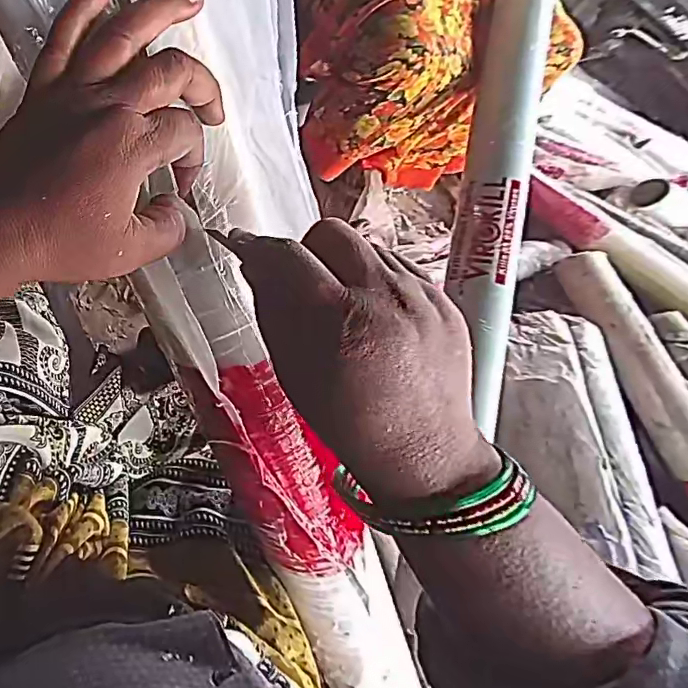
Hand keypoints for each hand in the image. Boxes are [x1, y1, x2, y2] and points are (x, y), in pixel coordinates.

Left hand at [0, 0, 222, 292]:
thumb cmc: (50, 241)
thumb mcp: (126, 251)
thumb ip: (166, 229)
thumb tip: (174, 211)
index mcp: (132, 144)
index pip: (185, 134)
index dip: (193, 159)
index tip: (179, 182)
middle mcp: (107, 106)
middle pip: (174, 71)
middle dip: (203, 87)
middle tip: (210, 106)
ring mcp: (72, 91)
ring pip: (125, 32)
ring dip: (162, 11)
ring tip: (189, 2)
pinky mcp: (43, 90)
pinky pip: (63, 35)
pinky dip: (82, 4)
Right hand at [219, 219, 494, 501]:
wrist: (423, 454)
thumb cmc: (348, 419)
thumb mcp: (290, 367)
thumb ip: (270, 308)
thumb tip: (254, 266)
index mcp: (338, 315)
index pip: (287, 252)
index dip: (257, 245)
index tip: (243, 245)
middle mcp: (385, 294)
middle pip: (329, 233)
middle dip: (304, 249)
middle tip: (298, 277)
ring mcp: (421, 295)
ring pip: (365, 245)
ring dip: (341, 263)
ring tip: (338, 300)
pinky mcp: (444, 301)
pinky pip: (397, 265)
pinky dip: (373, 278)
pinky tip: (369, 311)